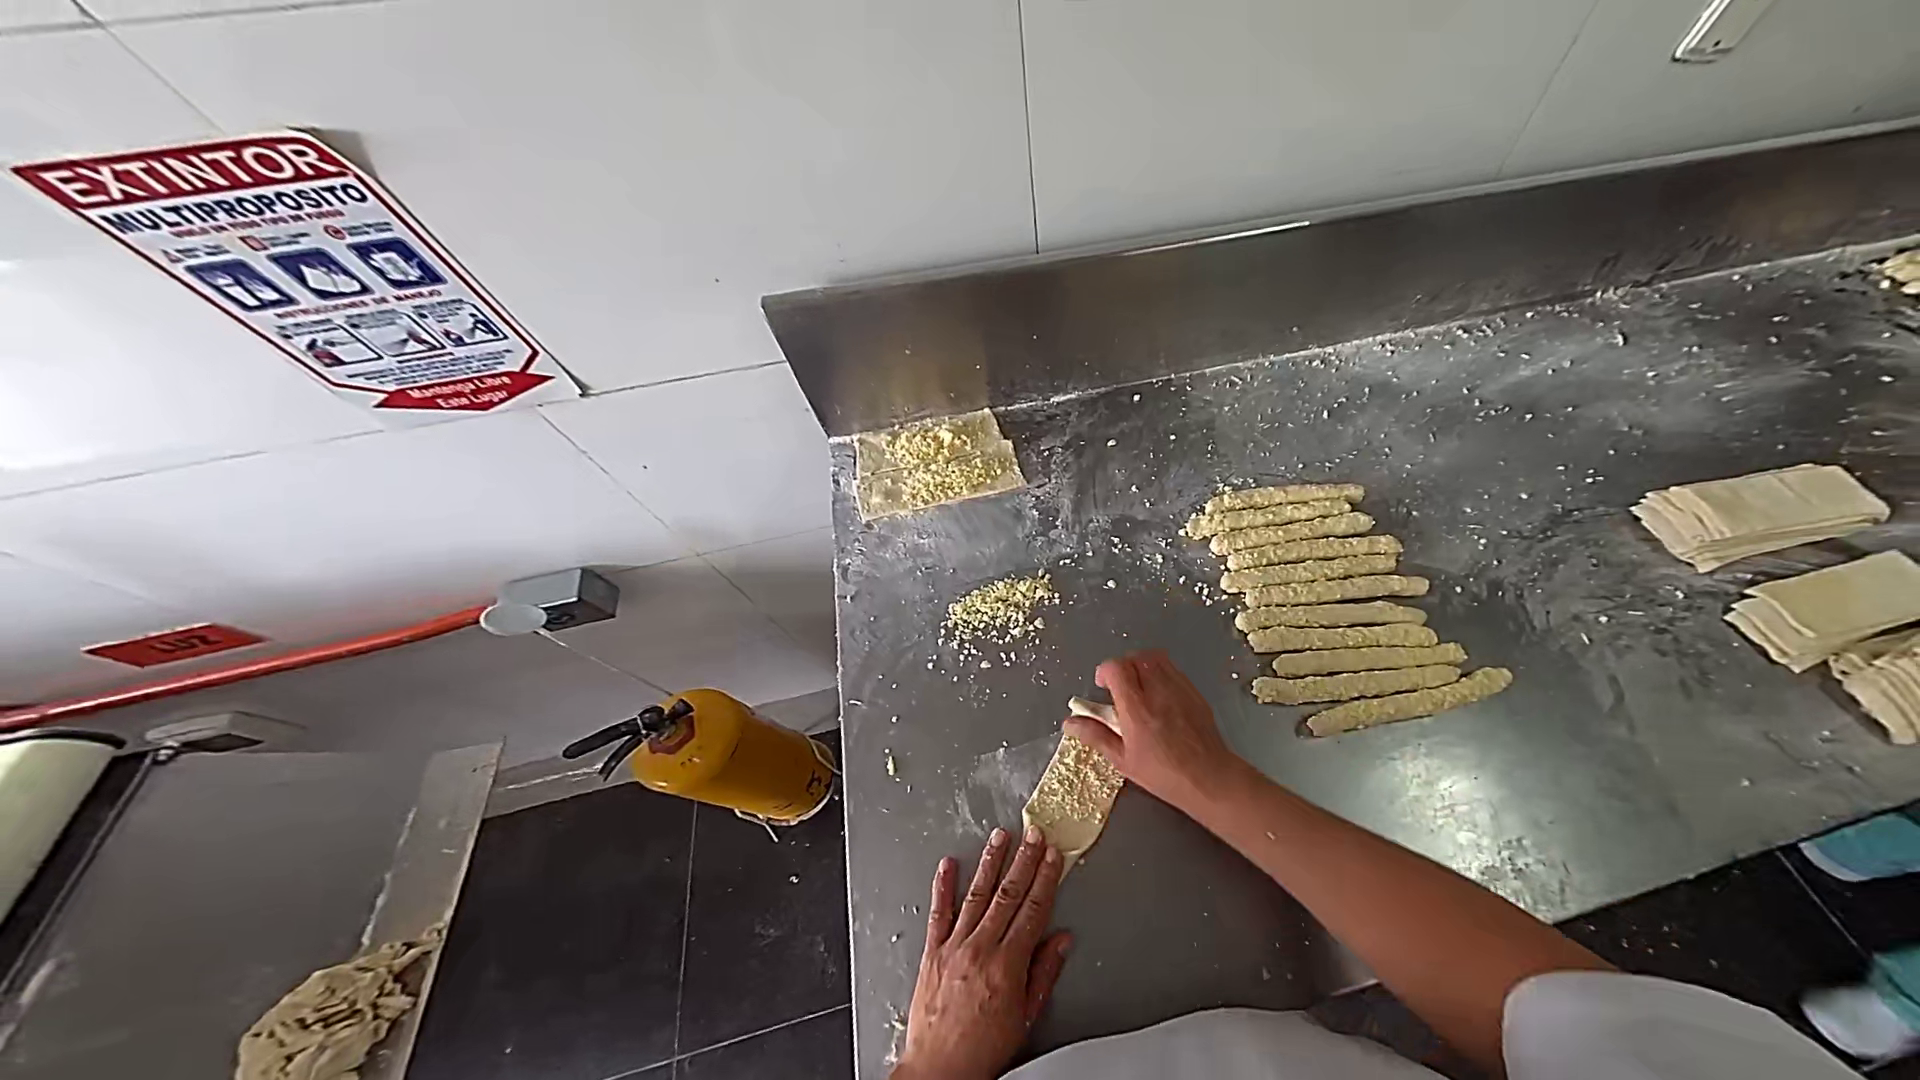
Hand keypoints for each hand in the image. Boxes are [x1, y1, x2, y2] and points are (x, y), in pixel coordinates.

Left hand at [892, 827, 1071, 1079]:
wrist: (940, 1069)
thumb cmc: (985, 1048)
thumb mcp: (1025, 1017)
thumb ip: (1044, 973)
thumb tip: (1062, 940)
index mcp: (1008, 964)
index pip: (1033, 910)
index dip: (1045, 879)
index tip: (1053, 856)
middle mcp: (981, 947)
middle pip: (1008, 894)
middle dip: (1024, 860)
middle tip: (1034, 834)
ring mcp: (954, 944)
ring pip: (976, 893)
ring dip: (990, 861)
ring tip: (1000, 835)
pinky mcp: (932, 949)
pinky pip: (939, 911)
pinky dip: (943, 885)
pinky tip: (948, 862)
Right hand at [1063, 650, 1246, 811]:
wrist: (1210, 779)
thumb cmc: (1163, 774)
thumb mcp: (1122, 760)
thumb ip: (1095, 735)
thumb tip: (1069, 723)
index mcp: (1136, 709)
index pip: (1116, 668)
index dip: (1105, 672)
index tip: (1103, 687)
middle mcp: (1157, 692)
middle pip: (1134, 657)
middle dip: (1122, 667)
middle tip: (1119, 688)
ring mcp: (1179, 689)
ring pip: (1155, 657)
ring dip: (1141, 665)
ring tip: (1138, 687)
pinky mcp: (1194, 692)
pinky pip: (1172, 669)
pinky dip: (1160, 673)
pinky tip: (1158, 695)